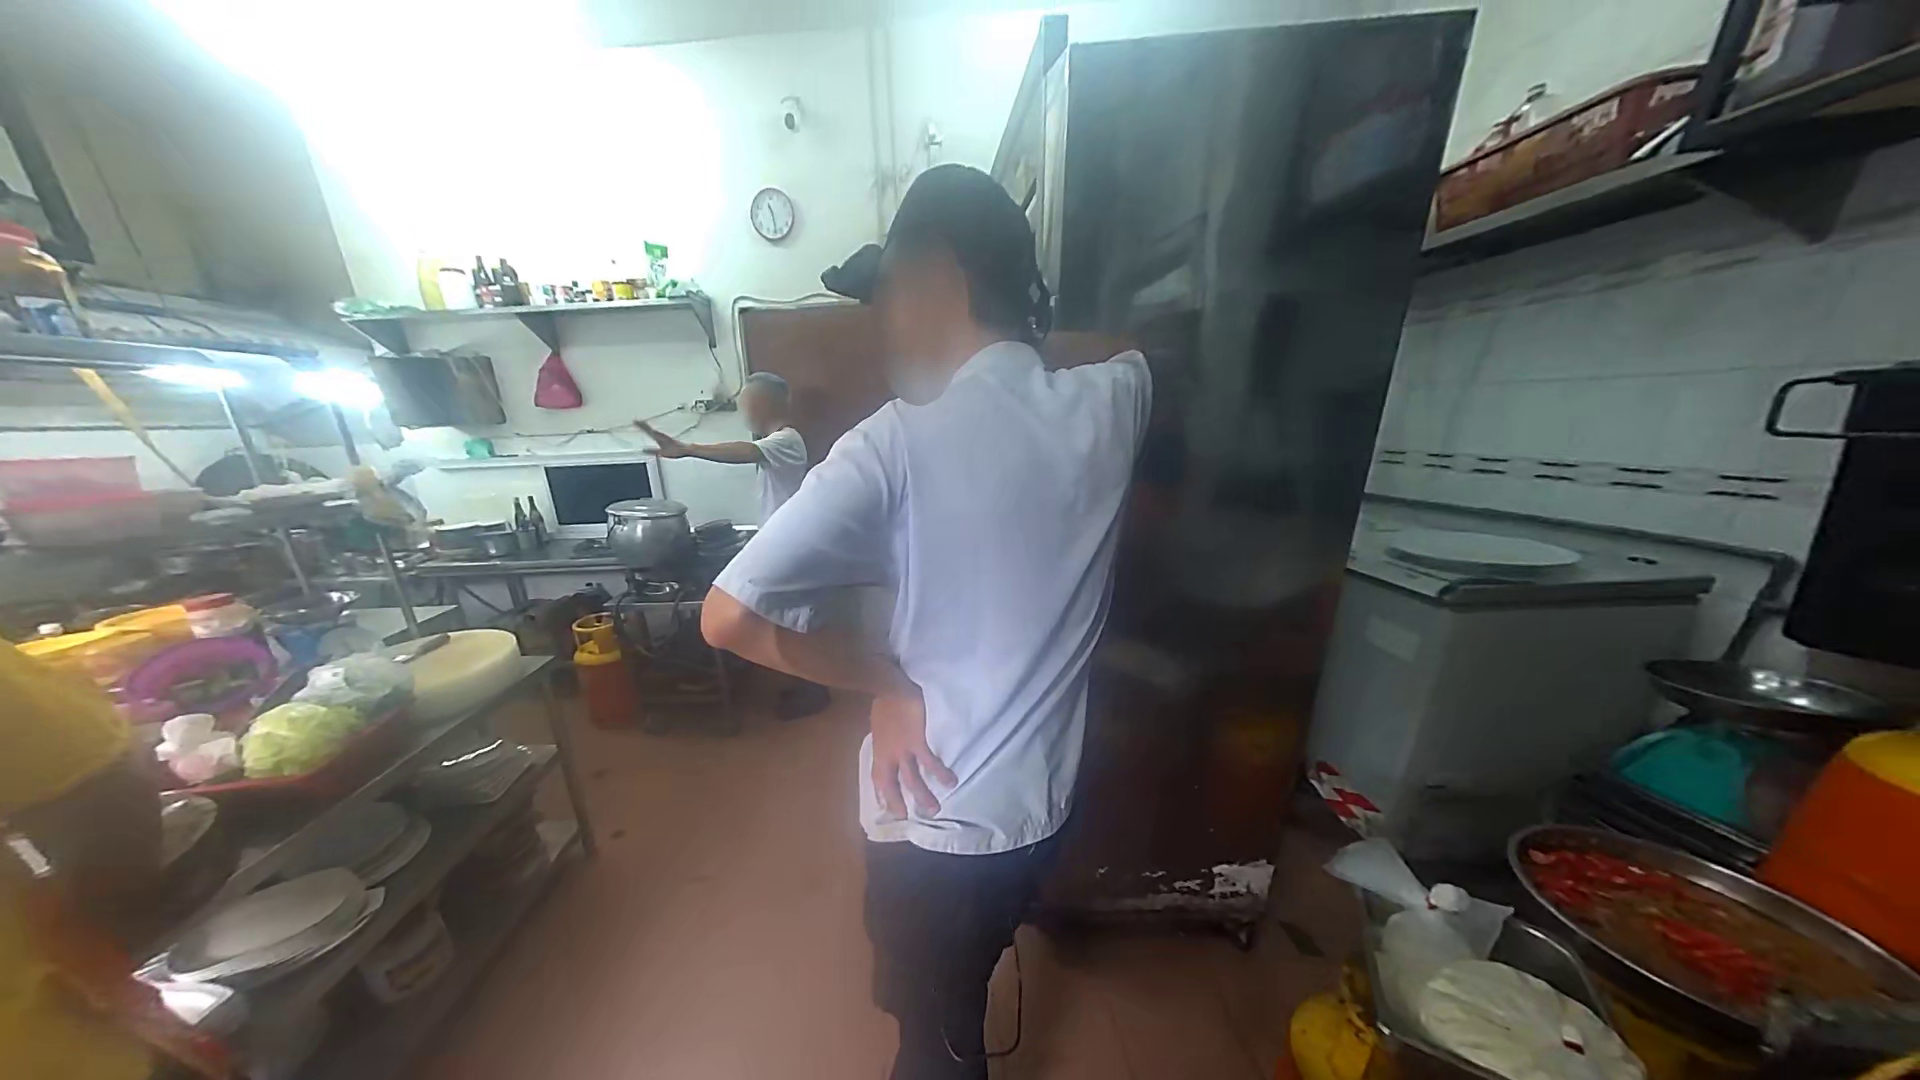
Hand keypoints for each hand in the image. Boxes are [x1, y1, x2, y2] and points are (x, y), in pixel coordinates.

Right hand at [636, 419, 689, 458]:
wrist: (686, 449)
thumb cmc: (676, 451)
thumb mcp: (662, 453)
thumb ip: (652, 451)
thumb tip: (643, 450)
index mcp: (658, 437)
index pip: (647, 430)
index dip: (640, 426)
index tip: (635, 421)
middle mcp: (661, 435)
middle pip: (649, 428)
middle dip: (642, 424)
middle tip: (635, 420)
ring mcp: (663, 436)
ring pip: (652, 429)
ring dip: (646, 426)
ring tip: (641, 423)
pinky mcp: (666, 438)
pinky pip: (656, 432)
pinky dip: (652, 430)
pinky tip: (652, 431)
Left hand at [870, 688, 954, 818]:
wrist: (889, 686)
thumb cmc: (884, 701)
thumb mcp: (879, 723)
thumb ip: (885, 737)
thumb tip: (888, 740)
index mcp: (879, 749)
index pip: (877, 777)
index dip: (882, 794)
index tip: (889, 808)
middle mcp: (888, 754)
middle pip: (892, 785)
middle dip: (900, 803)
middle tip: (910, 817)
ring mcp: (902, 750)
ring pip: (912, 780)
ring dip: (923, 796)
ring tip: (934, 809)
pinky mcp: (917, 742)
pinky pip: (930, 762)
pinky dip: (940, 772)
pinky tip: (951, 781)